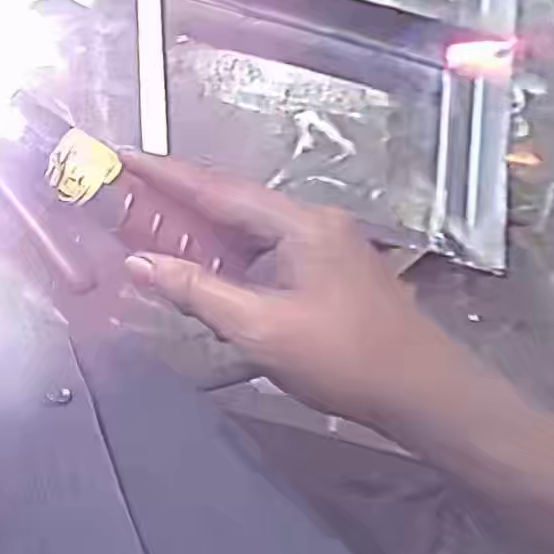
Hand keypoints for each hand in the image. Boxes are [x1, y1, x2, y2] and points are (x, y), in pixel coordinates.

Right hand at [118, 152, 474, 427]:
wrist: (429, 397)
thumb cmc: (346, 359)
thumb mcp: (259, 327)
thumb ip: (195, 289)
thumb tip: (136, 262)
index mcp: (298, 224)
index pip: (216, 189)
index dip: (164, 173)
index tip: (123, 156)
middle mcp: (308, 220)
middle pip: (227, 195)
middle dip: (174, 188)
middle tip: (126, 182)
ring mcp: (317, 240)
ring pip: (240, 218)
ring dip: (193, 215)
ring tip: (147, 210)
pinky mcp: (318, 262)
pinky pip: (254, 240)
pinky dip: (216, 240)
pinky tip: (193, 250)